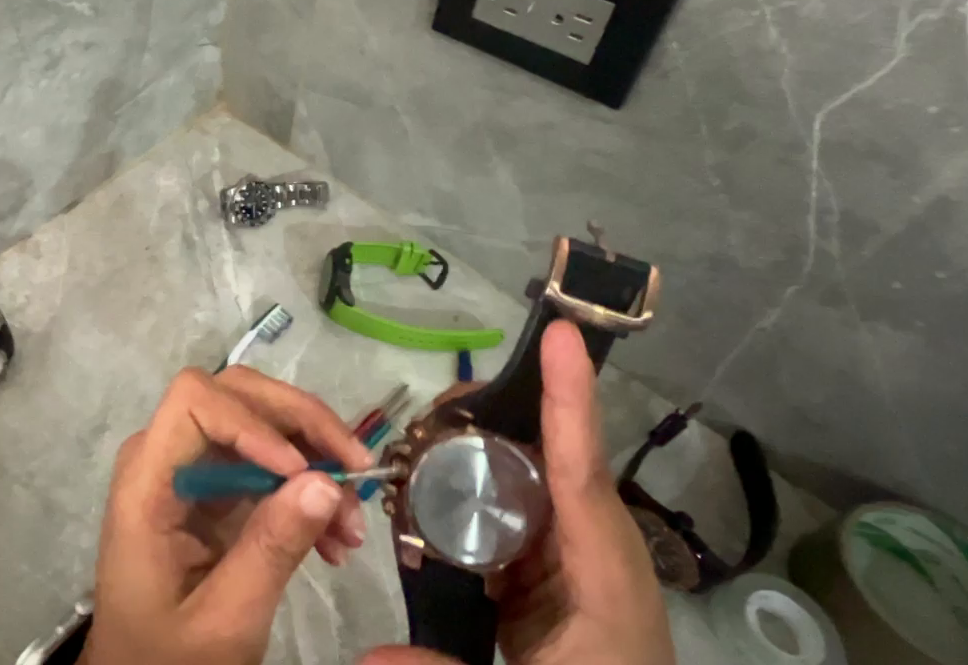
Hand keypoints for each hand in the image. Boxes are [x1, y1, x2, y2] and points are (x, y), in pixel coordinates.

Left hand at [80, 366, 374, 664]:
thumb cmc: (168, 657)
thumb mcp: (225, 619)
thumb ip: (272, 548)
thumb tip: (326, 481)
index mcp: (147, 479)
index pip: (193, 401)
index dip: (252, 420)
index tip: (301, 468)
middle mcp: (164, 456)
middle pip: (233, 395)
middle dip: (300, 422)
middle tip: (356, 465)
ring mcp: (190, 467)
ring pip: (258, 421)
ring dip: (313, 456)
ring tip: (352, 523)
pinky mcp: (214, 488)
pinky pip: (266, 462)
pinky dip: (306, 487)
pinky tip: (336, 537)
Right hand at [363, 321, 674, 664]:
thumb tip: (362, 658)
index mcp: (605, 575)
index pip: (582, 471)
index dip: (570, 399)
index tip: (562, 335)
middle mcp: (594, 550)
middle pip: (549, 458)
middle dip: (499, 414)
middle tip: (435, 403)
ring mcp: (575, 559)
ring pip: (529, 480)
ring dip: (483, 447)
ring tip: (426, 434)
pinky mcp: (554, 572)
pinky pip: (515, 512)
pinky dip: (478, 489)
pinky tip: (437, 485)